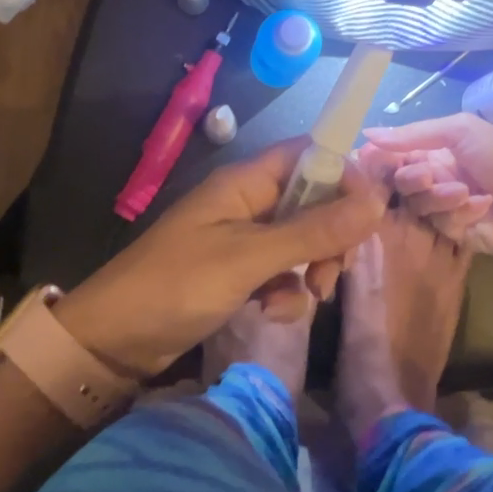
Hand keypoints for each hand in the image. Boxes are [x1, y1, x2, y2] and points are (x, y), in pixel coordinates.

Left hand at [55, 139, 385, 376]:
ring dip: (308, 271)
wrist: (116, 337)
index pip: (310, 154)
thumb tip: (376, 200)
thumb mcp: (249, 258)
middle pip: (314, 201)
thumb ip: (312, 230)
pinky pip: (279, 272)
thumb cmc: (178, 284)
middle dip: (330, 238)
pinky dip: (284, 292)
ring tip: (296, 301)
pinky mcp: (236, 272)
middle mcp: (246, 202)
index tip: (369, 216)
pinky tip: (271, 314)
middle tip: (328, 276)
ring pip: (301, 242)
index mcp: (245, 182)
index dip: (345, 176)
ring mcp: (240, 238)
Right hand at [363, 113, 492, 257]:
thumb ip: (414, 133)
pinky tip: (482, 207)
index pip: (394, 154)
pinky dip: (460, 213)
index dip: (381, 157)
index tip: (365, 158)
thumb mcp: (460, 131)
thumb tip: (367, 133)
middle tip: (426, 177)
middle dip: (411, 178)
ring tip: (465, 192)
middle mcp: (433, 178)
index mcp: (434, 151)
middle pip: (399, 181)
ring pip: (416, 204)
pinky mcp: (451, 233)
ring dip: (440, 196)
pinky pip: (437, 223)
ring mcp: (441, 207)